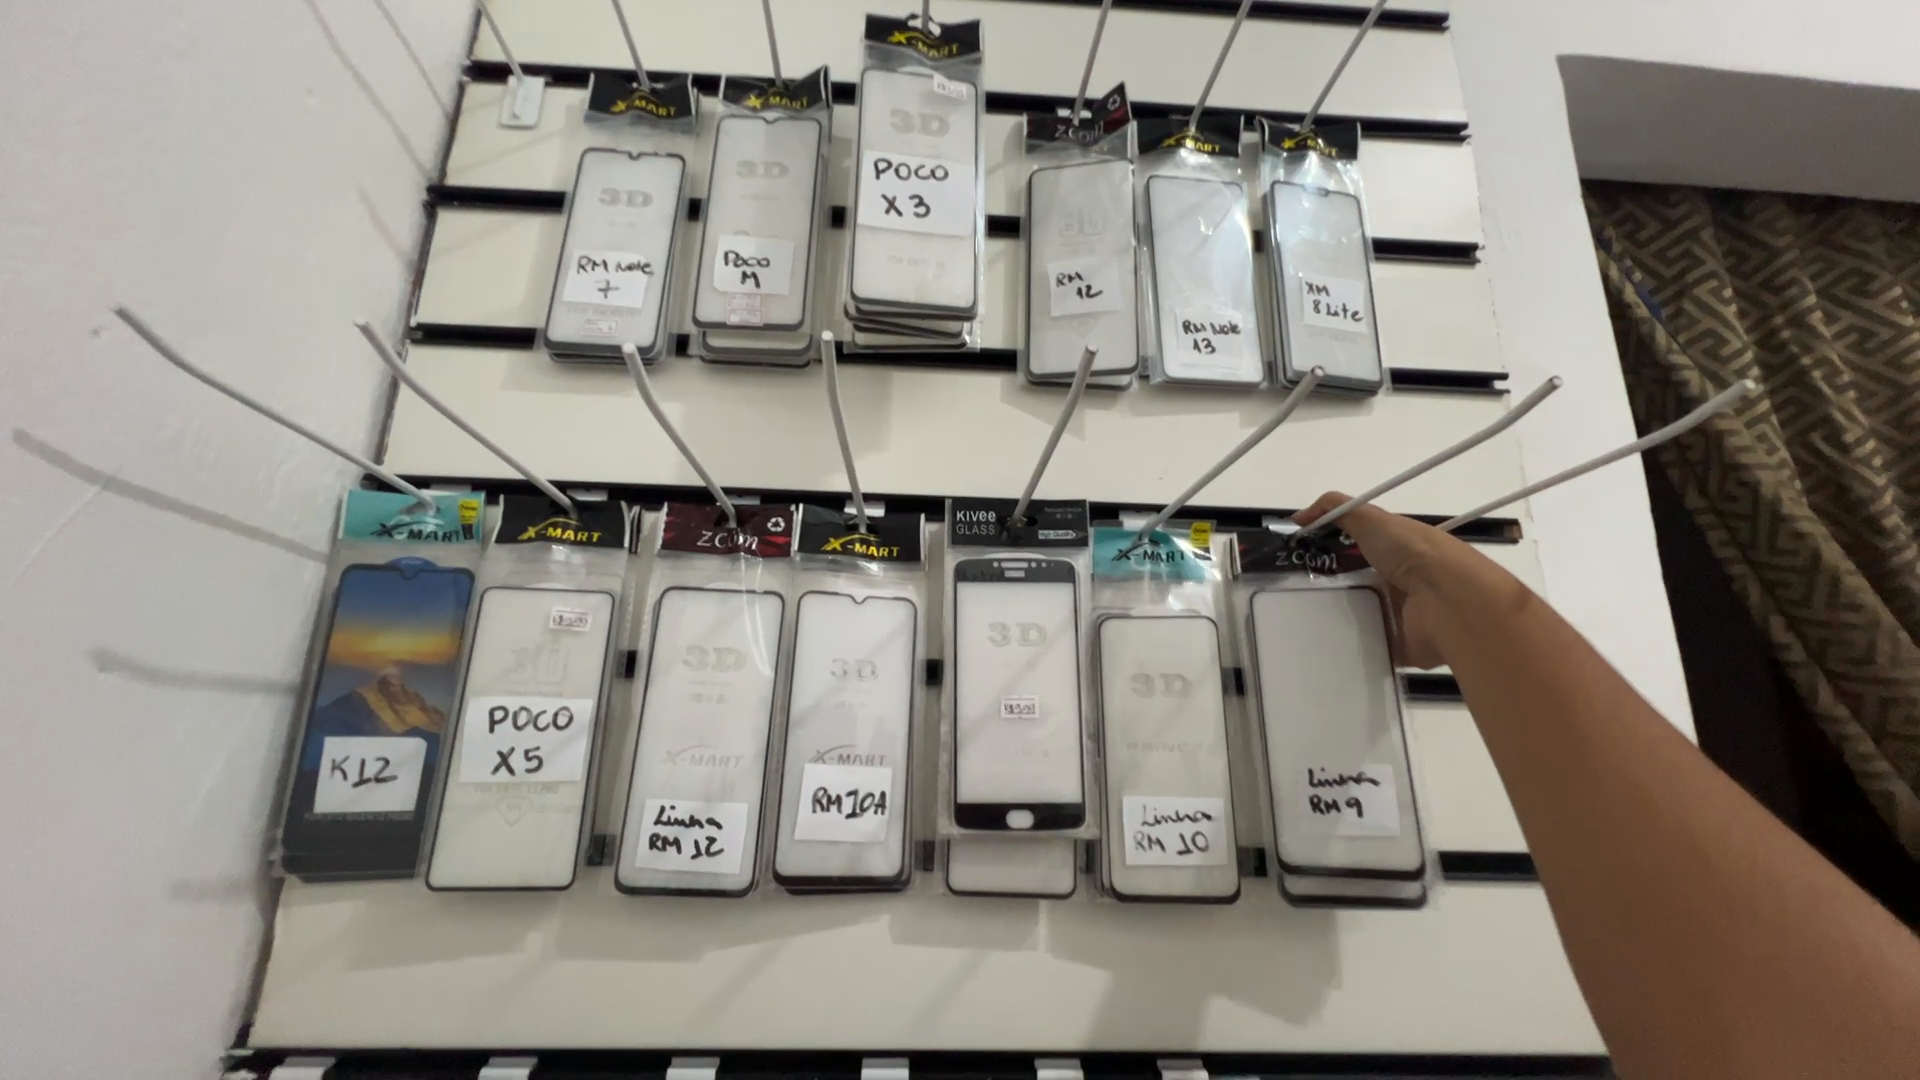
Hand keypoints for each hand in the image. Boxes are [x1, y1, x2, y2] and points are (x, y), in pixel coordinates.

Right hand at [1291, 492, 1475, 668]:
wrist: (1452, 601)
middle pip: (1351, 583)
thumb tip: (1297, 517)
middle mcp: (1397, 582)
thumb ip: (1336, 509)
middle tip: (1288, 589)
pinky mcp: (1395, 645)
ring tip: (1294, 617)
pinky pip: (1362, 645)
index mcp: (1396, 551)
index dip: (1327, 549)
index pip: (1355, 549)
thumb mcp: (1372, 518)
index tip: (1297, 555)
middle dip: (1323, 585)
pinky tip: (1316, 642)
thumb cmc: (1414, 553)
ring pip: (1354, 614)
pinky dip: (1343, 645)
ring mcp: (1397, 615)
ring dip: (1330, 616)